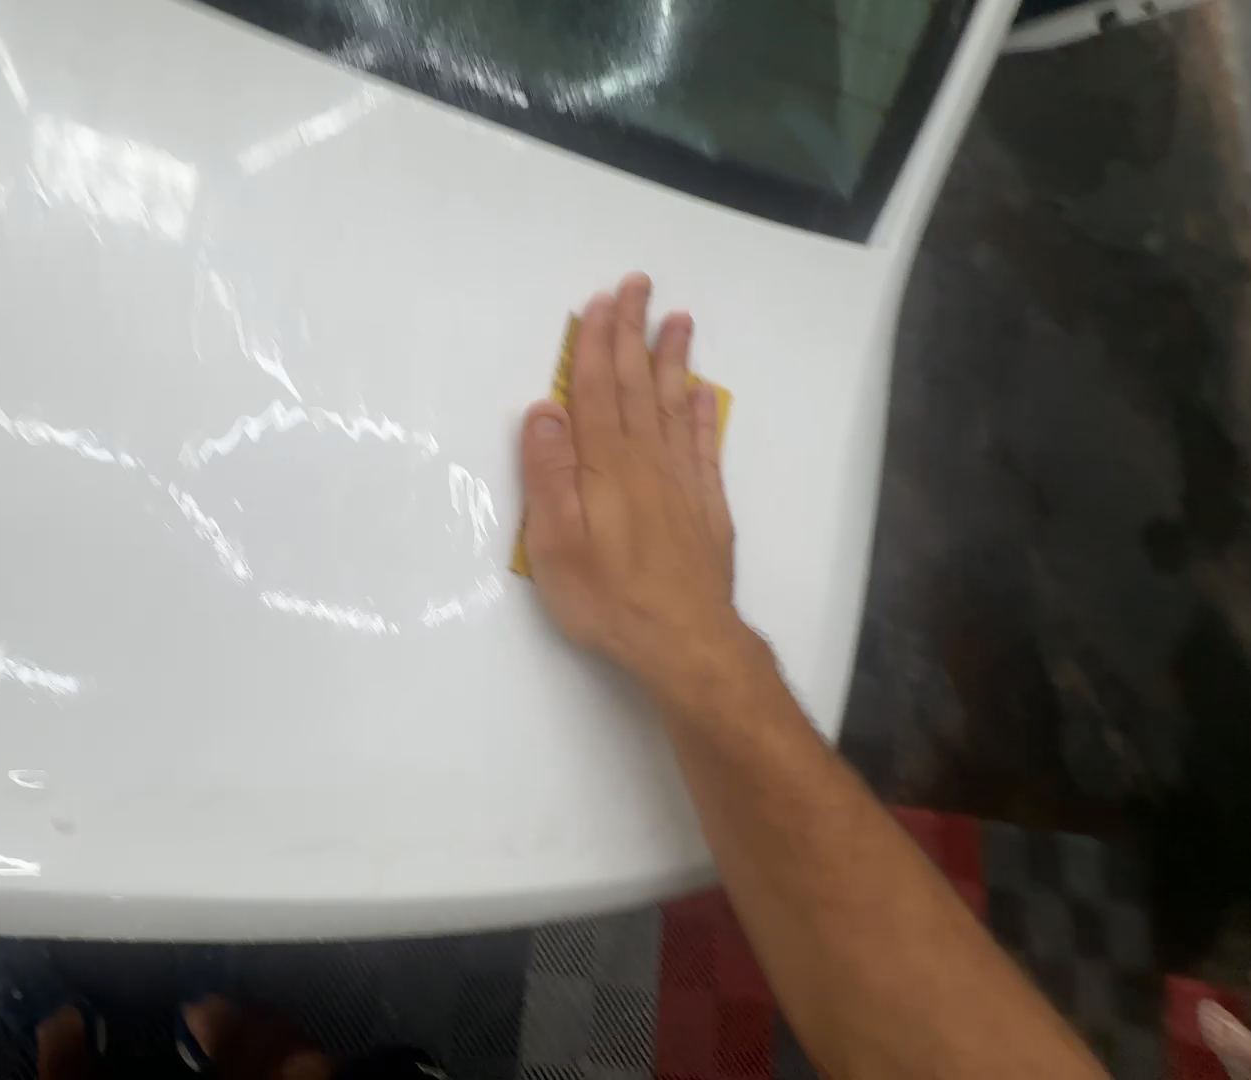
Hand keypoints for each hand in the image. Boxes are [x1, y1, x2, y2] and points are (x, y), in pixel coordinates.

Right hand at [520, 273, 751, 713]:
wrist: (683, 641)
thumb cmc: (606, 595)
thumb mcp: (554, 541)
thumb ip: (549, 472)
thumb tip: (546, 409)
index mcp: (605, 466)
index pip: (599, 390)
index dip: (597, 344)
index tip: (600, 302)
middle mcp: (647, 462)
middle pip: (639, 386)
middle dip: (634, 333)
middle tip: (638, 285)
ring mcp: (682, 482)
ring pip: (676, 406)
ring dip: (674, 360)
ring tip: (679, 320)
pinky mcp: (705, 506)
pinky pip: (704, 446)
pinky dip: (704, 414)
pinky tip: (704, 393)